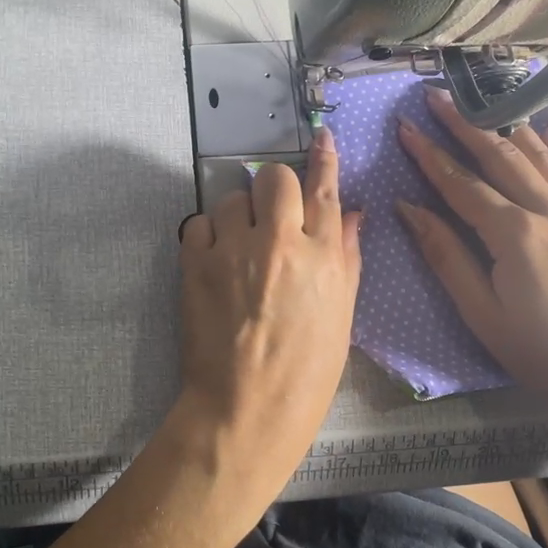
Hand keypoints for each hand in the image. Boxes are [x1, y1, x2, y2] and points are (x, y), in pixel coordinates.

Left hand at [176, 130, 361, 495]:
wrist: (245, 410)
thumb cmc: (305, 374)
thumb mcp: (342, 317)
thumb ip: (345, 258)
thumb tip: (351, 213)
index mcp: (323, 258)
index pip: (325, 191)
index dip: (325, 159)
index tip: (322, 137)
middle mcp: (280, 243)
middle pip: (274, 178)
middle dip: (274, 189)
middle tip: (271, 216)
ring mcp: (235, 249)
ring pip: (232, 198)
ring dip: (238, 216)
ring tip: (239, 251)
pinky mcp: (196, 262)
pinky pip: (198, 222)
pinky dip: (206, 234)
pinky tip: (214, 261)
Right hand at [393, 86, 547, 442]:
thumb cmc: (543, 353)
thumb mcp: (482, 313)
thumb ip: (445, 255)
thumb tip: (407, 209)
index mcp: (515, 233)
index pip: (460, 181)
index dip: (429, 153)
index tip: (403, 125)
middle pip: (499, 155)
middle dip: (464, 124)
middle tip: (435, 97)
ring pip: (537, 156)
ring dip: (504, 127)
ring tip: (480, 105)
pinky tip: (546, 131)